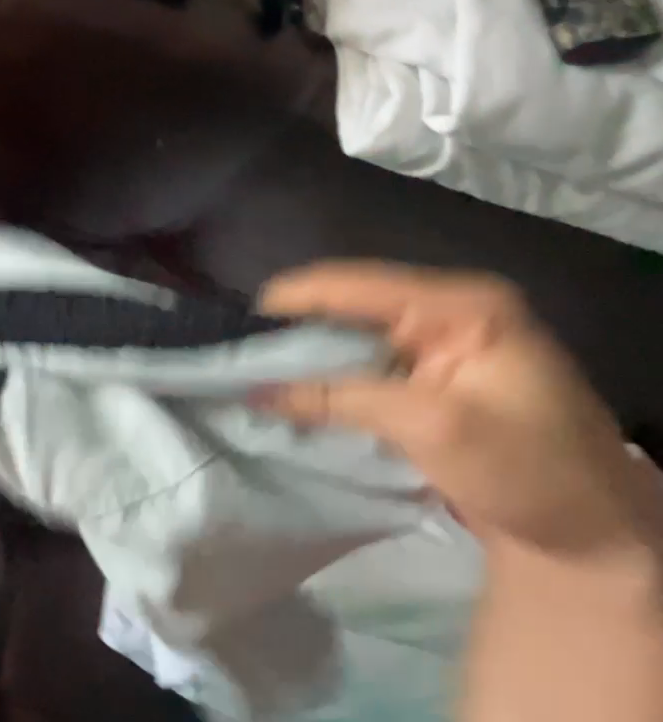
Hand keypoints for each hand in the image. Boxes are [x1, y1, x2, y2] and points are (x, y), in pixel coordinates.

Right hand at [255, 261, 661, 571]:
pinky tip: (286, 389)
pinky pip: (355, 361)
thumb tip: (251, 389)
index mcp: (462, 305)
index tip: (231, 326)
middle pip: (342, 304)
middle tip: (231, 351)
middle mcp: (446, 310)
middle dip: (288, 329)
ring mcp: (436, 342)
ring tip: (244, 368)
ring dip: (300, 355)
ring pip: (344, 334)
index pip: (351, 283)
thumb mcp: (429, 427)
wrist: (594, 539)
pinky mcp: (423, 375)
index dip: (287, 300)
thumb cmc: (528, 470)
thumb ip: (336, 397)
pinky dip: (320, 375)